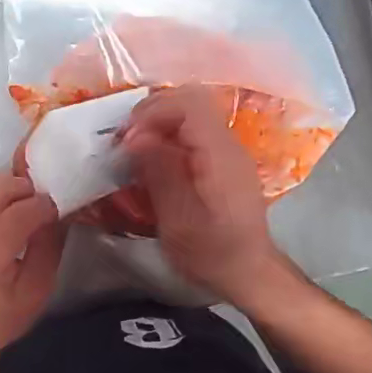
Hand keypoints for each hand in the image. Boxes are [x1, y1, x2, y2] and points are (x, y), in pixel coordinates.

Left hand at [0, 173, 65, 372]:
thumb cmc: (1, 318)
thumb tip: (60, 213)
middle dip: (26, 188)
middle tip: (45, 204)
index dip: (46, 205)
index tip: (62, 209)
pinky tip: (11, 215)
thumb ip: (48, 247)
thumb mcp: (36, 289)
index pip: (20, 211)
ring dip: (11, 189)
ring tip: (29, 208)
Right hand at [120, 86, 295, 308]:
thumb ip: (160, 174)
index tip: (125, 141)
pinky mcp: (222, 162)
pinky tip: (152, 162)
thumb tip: (135, 137)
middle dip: (150, 114)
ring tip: (132, 151)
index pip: (187, 105)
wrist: (248, 272)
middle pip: (189, 100)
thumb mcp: (179, 222)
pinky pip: (193, 133)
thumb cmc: (212, 254)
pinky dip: (167, 138)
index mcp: (220, 156)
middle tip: (123, 142)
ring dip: (157, 124)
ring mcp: (227, 151)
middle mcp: (228, 144)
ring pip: (190, 114)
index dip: (151, 113)